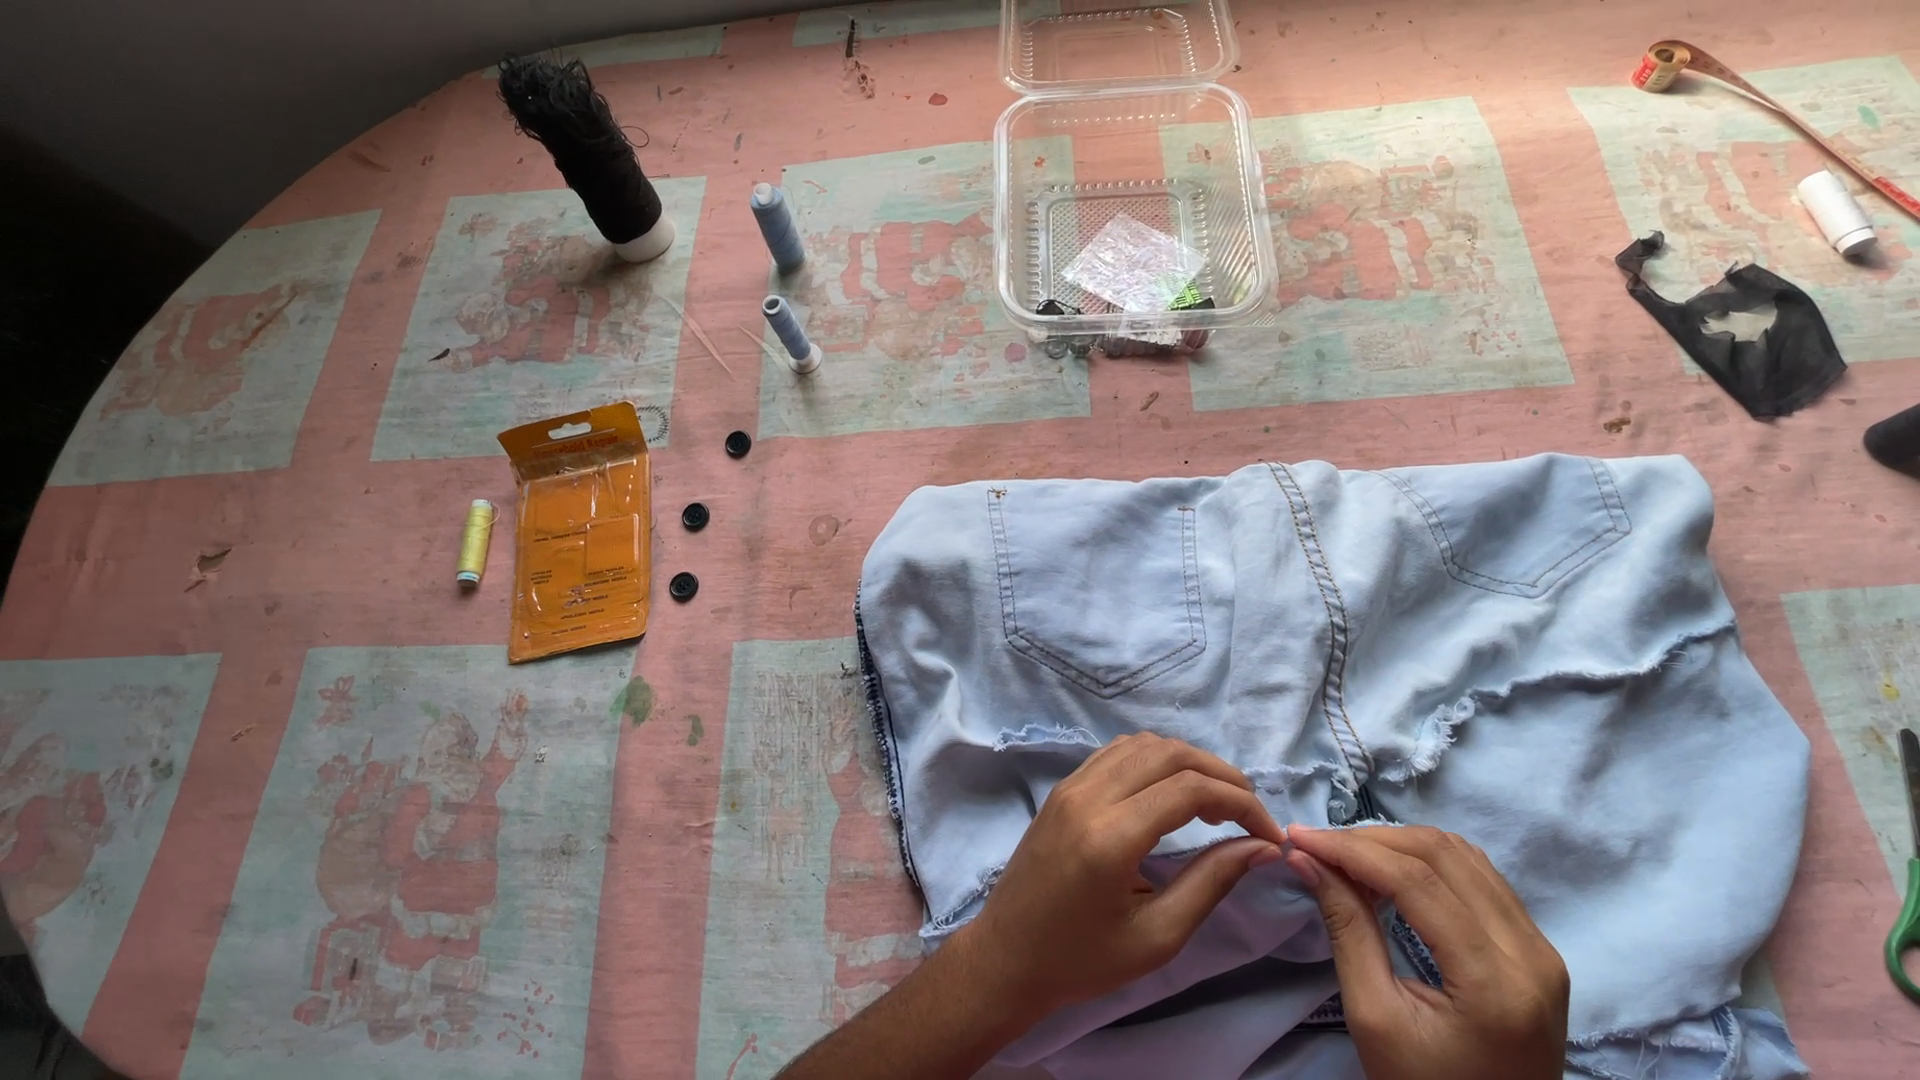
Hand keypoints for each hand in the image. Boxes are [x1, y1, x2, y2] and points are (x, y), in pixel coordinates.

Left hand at [950, 733, 1286, 1018]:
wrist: (1006, 956)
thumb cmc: (1082, 960)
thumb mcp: (1157, 936)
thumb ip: (1211, 882)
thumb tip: (1262, 847)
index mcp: (1110, 836)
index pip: (1191, 789)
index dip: (1241, 804)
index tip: (1268, 835)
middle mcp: (1088, 796)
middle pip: (1170, 754)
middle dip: (1221, 775)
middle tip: (1248, 814)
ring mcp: (1070, 786)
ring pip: (1143, 744)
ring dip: (1188, 762)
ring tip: (1214, 804)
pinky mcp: (1062, 788)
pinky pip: (1116, 752)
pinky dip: (1154, 759)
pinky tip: (1170, 791)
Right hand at [1286, 825, 1569, 1079]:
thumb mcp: (1373, 1016)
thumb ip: (1347, 928)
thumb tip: (1306, 859)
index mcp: (1494, 982)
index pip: (1416, 882)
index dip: (1352, 850)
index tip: (1300, 837)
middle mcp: (1531, 955)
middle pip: (1443, 856)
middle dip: (1371, 839)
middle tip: (1317, 844)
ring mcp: (1542, 950)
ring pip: (1464, 857)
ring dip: (1399, 844)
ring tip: (1347, 855)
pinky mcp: (1537, 950)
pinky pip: (1480, 878)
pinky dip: (1428, 861)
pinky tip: (1389, 871)